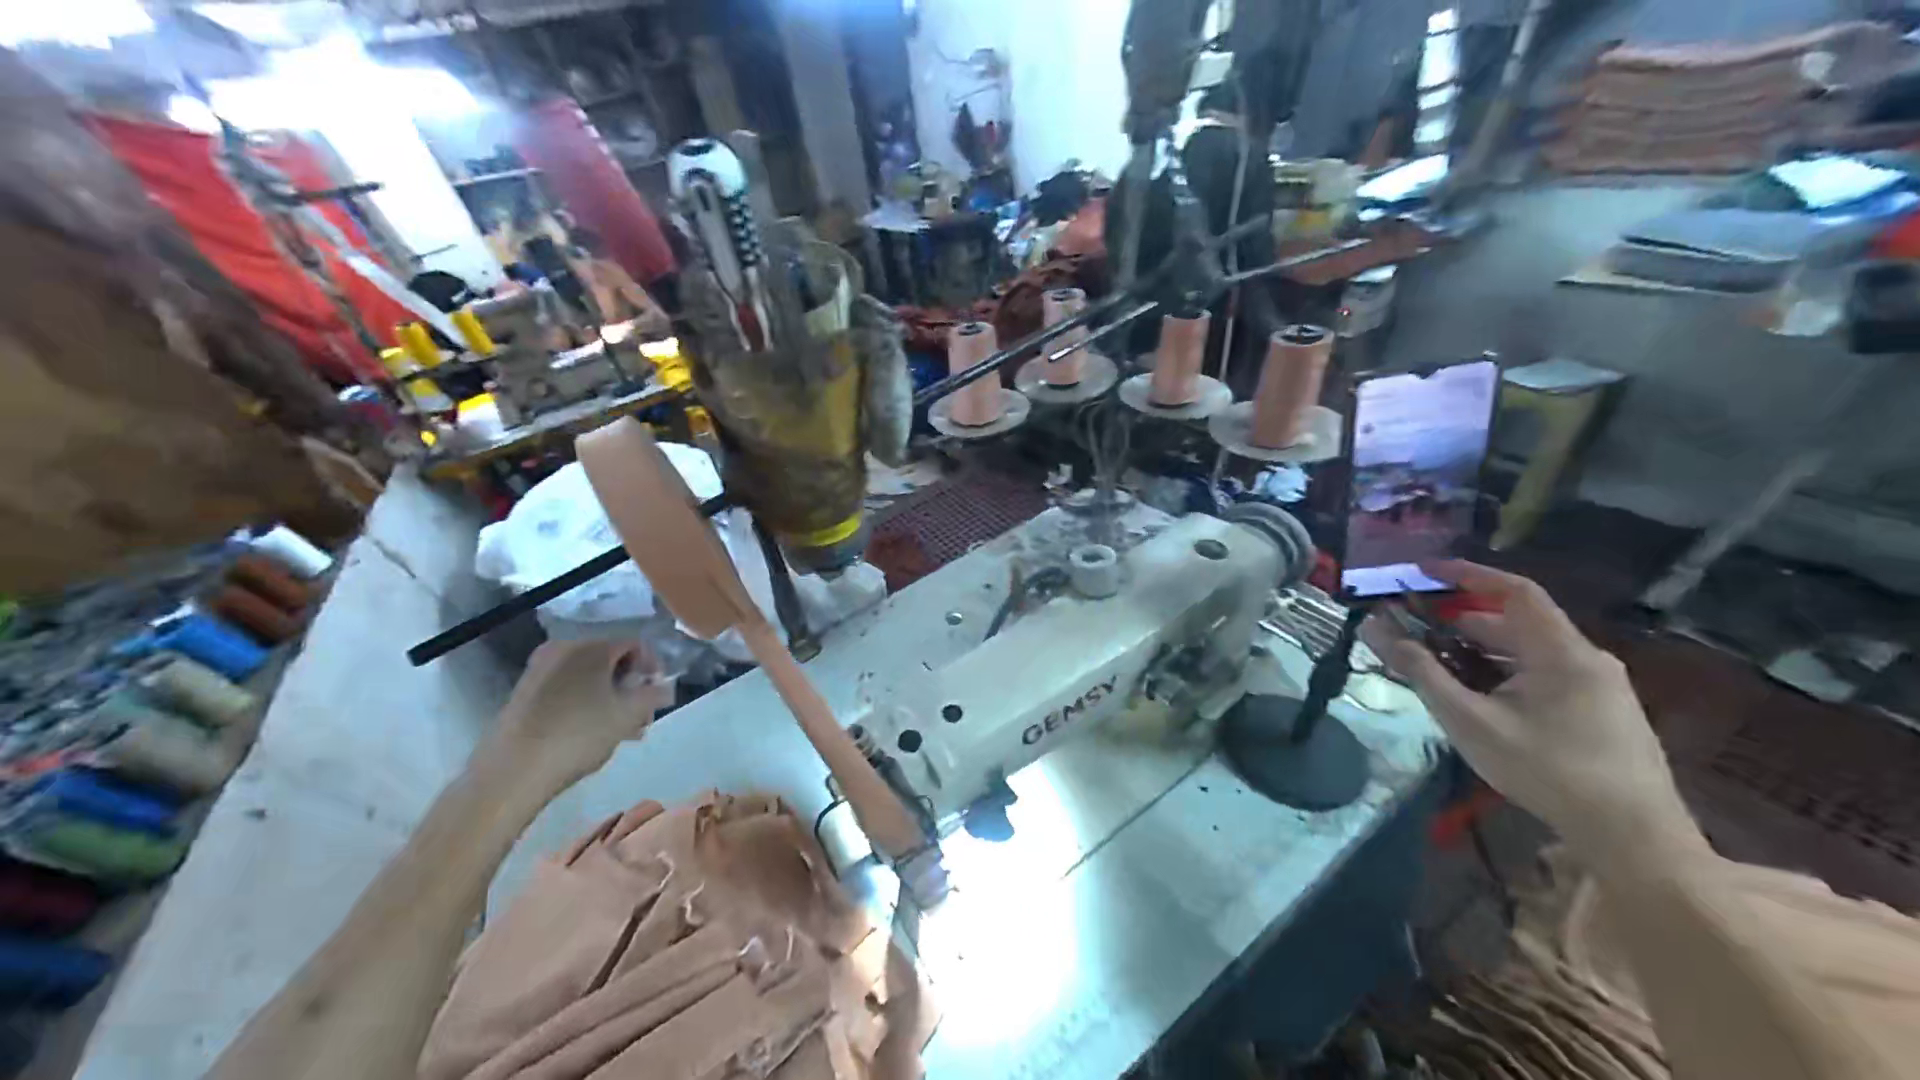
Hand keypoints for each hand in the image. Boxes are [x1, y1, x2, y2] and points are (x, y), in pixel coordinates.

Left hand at [480, 640, 668, 793]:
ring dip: (611, 698)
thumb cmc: (579, 734)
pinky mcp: (525, 693)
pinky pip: (568, 688)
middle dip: (631, 686)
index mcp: (590, 646)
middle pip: (610, 660)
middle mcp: (563, 649)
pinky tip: (594, 731)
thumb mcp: (628, 714)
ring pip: (588, 677)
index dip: (653, 667)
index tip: (658, 695)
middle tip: (643, 716)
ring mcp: (539, 670)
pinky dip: (587, 702)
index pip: (634, 644)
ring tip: (623, 730)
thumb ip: (654, 695)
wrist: (512, 771)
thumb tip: (665, 687)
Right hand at [1365, 562, 1703, 863]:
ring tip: (1431, 662)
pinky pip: (1540, 674)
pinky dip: (1499, 671)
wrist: (1634, 839)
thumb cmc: (1547, 771)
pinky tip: (1473, 695)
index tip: (1423, 571)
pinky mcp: (1599, 711)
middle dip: (1458, 619)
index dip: (1468, 574)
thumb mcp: (1469, 720)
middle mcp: (1586, 659)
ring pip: (1526, 651)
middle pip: (1515, 623)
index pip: (1514, 591)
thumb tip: (1374, 628)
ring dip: (1476, 649)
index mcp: (1562, 653)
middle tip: (1411, 625)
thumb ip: (1420, 671)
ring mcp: (1598, 687)